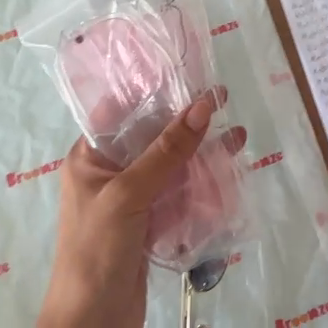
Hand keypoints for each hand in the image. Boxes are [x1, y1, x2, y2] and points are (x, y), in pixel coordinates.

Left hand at [38, 89, 246, 327]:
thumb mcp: (129, 194)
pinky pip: (179, 196)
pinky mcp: (149, 226)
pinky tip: (228, 175)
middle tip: (223, 102)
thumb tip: (203, 105)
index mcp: (89, 158)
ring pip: (171, 166)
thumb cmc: (95, 252)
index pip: (122, 111)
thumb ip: (167, 151)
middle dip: (188, 122)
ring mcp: (130, 201)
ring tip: (237, 138)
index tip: (192, 76)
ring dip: (201, 153)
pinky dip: (202, 185)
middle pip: (153, 137)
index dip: (156, 91)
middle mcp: (108, 174)